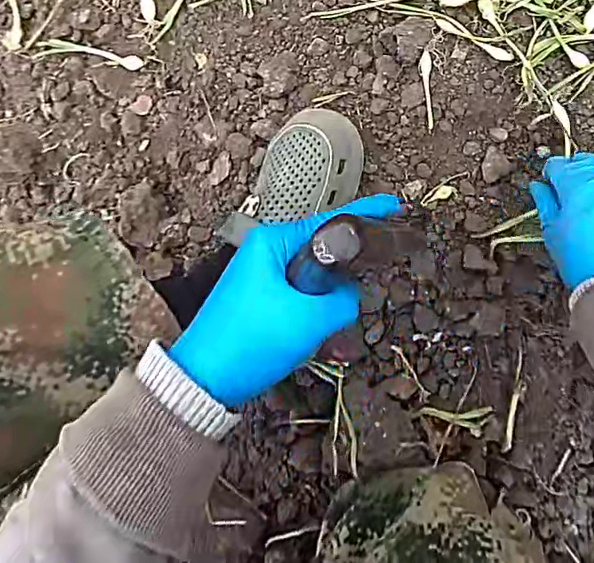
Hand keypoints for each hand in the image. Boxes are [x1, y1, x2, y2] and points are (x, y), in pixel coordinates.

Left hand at [168, 193, 401, 405]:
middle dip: (348, 267)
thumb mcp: (308, 321)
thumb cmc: (248, 343)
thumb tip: (350, 295)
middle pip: (325, 248)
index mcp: (273, 242)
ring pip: (314, 275)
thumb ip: (343, 301)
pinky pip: (301, 292)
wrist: (199, 386)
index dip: (367, 211)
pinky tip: (322, 332)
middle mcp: (267, 250)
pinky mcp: (261, 297)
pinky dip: (315, 308)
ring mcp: (262, 274)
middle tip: (378, 268)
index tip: (394, 206)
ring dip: (329, 298)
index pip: (331, 219)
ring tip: (338, 322)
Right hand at [528, 153, 593, 287]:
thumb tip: (539, 188)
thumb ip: (545, 204)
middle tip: (572, 199)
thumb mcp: (553, 233)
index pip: (558, 164)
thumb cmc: (585, 261)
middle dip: (577, 175)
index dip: (551, 176)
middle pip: (586, 163)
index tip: (551, 186)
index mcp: (576, 181)